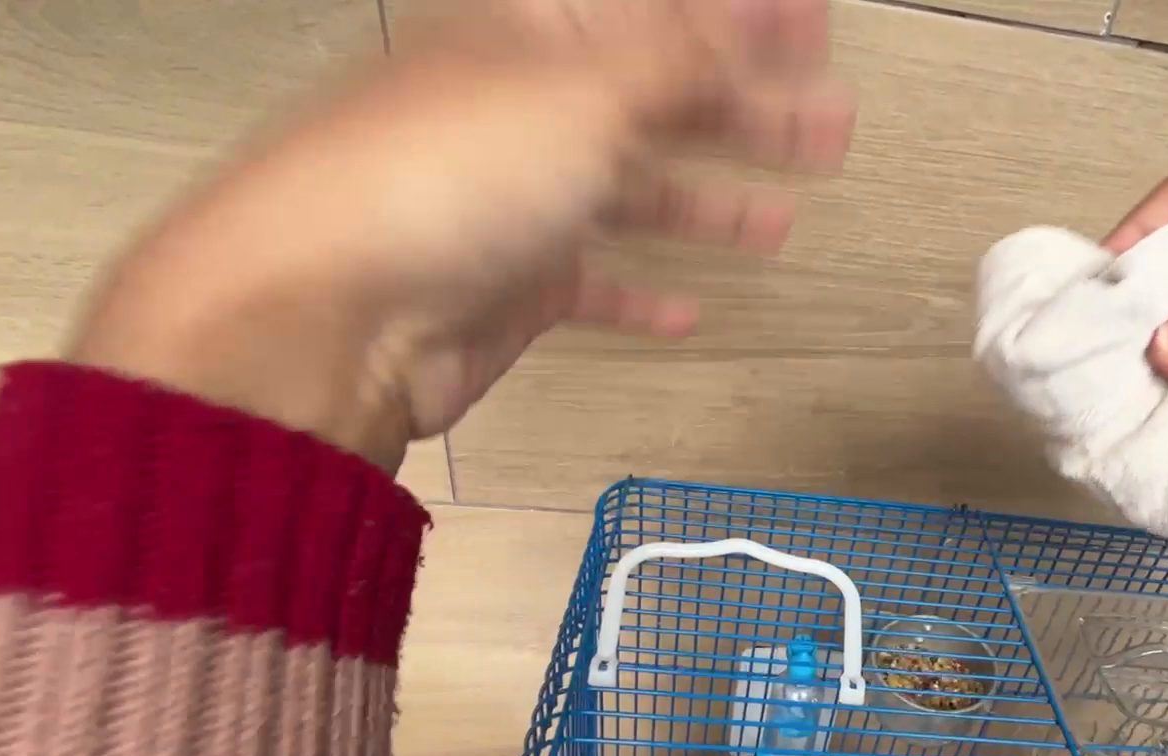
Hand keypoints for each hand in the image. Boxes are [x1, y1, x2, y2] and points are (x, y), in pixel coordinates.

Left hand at [69, 0, 853, 470]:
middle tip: (832, 134)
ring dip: (711, 208)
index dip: (747, 20)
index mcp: (539, 40)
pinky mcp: (517, 288)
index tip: (820, 26)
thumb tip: (752, 22)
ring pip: (638, 201)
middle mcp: (531, 114)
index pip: (666, 17)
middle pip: (664, 106)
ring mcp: (523, 207)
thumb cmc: (453, 179)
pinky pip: (595, 289)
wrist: (335, 314)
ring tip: (781, 221)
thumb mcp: (581, 96)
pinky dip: (641, 299)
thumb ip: (678, 64)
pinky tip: (686, 314)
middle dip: (753, 118)